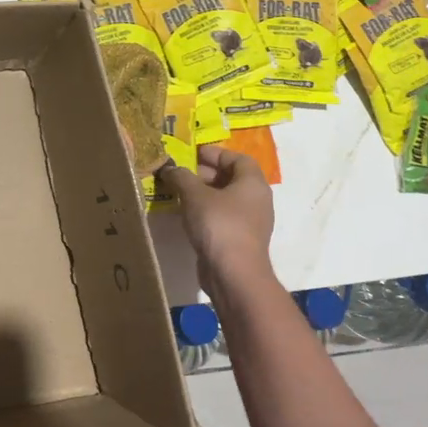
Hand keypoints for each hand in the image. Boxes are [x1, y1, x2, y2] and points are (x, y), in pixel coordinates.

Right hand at [158, 144, 274, 291]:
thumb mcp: (194, 194)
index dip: (216, 153)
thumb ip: (181, 176)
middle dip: (205, 173)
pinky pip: (222, 217)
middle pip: (232, 178)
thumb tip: (170, 169)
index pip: (238, 158)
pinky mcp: (240, 240)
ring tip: (178, 193)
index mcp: (253, 184)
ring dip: (203, 194)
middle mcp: (256, 200)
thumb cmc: (218, 224)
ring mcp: (250, 222)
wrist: (234, 273)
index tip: (192, 154)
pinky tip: (185, 215)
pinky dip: (205, 212)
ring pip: (225, 199)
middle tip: (180, 174)